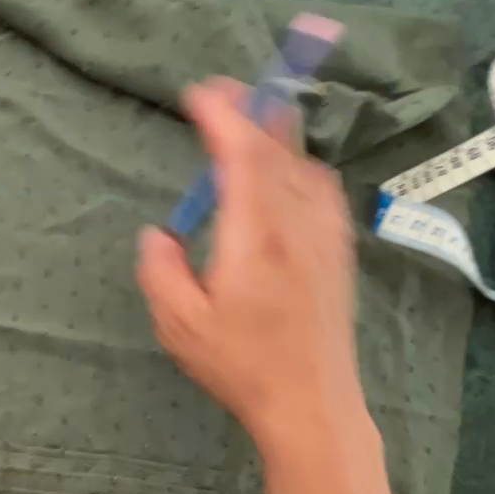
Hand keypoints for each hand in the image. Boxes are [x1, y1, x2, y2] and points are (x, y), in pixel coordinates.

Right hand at [136, 79, 364, 452]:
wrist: (309, 399)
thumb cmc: (239, 365)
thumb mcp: (180, 326)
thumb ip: (161, 273)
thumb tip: (158, 235)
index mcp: (255, 237)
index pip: (242, 157)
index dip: (223, 118)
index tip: (200, 94)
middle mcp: (296, 224)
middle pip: (278, 149)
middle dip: (250, 113)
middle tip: (221, 94)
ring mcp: (324, 235)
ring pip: (303, 165)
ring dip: (275, 137)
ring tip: (250, 125)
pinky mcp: (336, 251)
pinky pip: (320, 189)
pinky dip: (298, 166)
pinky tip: (287, 175)